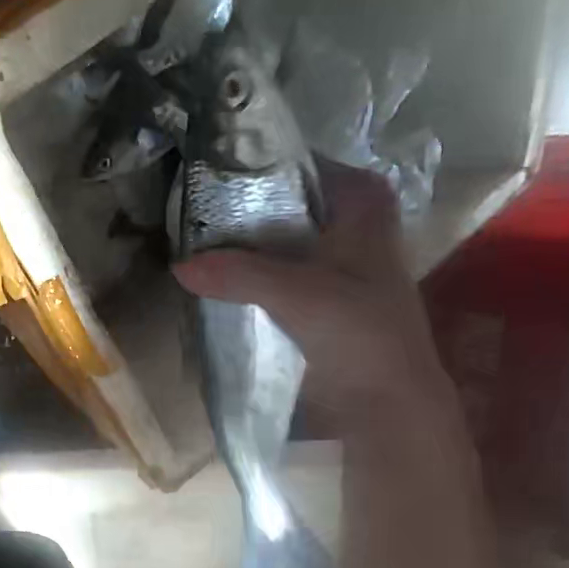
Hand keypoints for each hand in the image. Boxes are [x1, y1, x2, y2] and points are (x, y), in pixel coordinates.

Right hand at [174, 161, 450, 413]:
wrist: (389, 402)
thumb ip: (239, 274)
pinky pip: (282, 270)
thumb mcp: (299, 294)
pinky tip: (223, 278)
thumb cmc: (359, 333)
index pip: (300, 165)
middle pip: (288, 202)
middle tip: (194, 211)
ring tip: (199, 242)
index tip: (208, 175)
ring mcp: (342, 261)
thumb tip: (179, 266)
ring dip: (248, 244)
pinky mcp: (328, 297)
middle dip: (245, 208)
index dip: (256, 167)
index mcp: (362, 202)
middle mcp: (355, 222)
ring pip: (284, 237)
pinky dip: (257, 273)